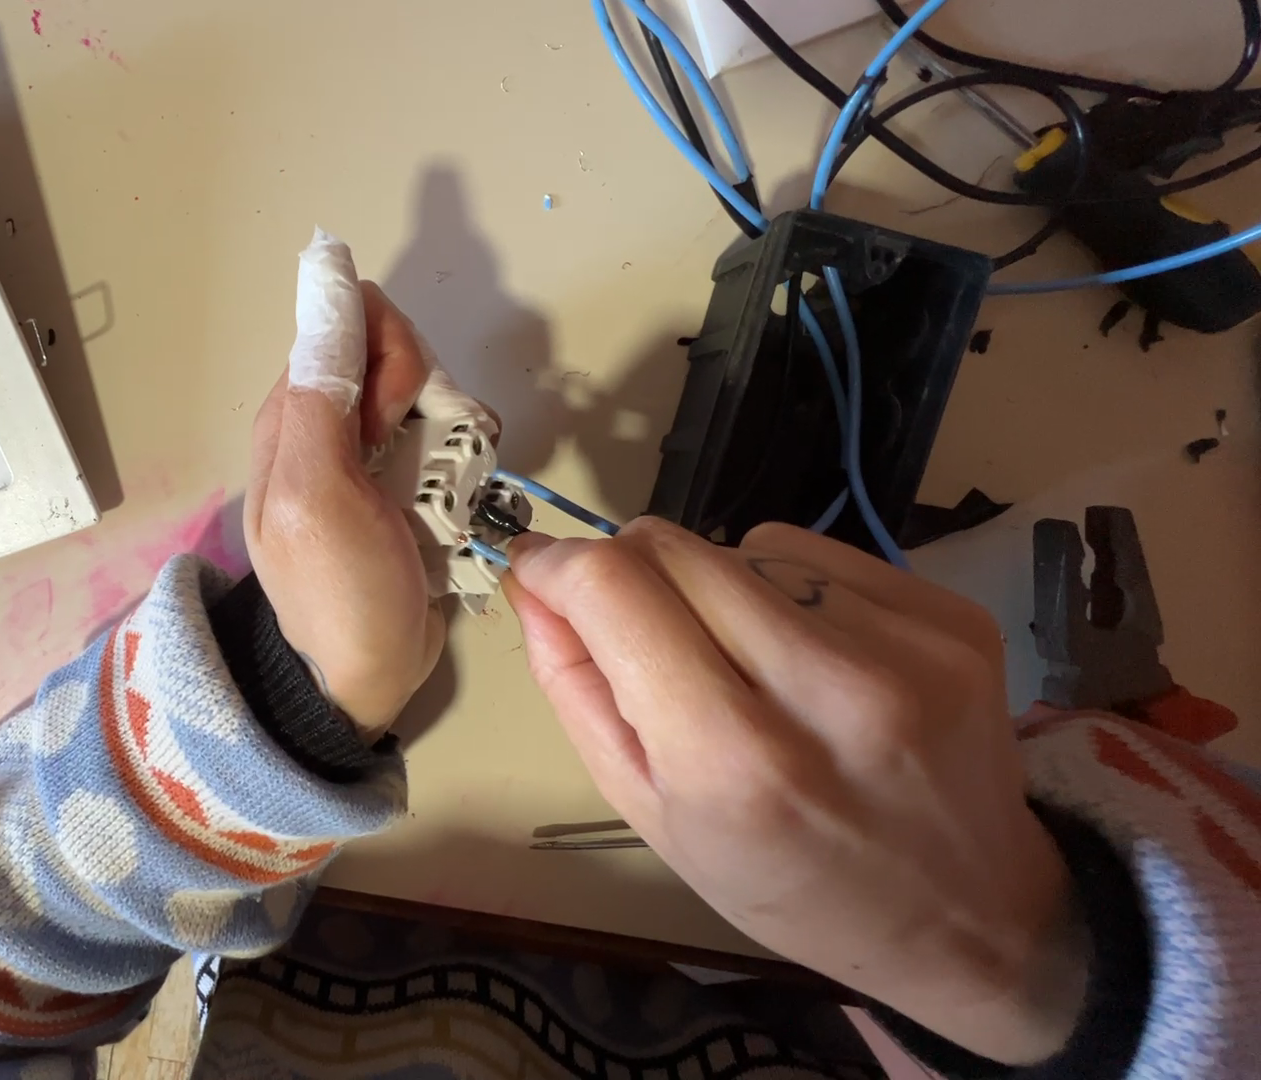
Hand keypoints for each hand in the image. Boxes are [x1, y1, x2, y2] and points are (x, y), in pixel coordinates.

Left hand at [244, 281, 441, 738]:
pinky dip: (455, 442)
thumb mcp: (313, 497)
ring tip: (443, 471)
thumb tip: (332, 309)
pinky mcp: (401, 478)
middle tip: (419, 445)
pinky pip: (434, 430)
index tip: (395, 406)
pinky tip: (457, 478)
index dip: (378, 349)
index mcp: (290, 423)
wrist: (367, 670)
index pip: (336, 333)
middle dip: (414, 383)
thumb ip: (318, 404)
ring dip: (443, 414)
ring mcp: (366, 454)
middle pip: (380, 354)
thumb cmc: (339, 589)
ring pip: (414, 389)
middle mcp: (324, 428)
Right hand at [505, 519, 1089, 1064]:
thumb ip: (571, 682)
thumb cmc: (774, 874)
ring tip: (727, 653)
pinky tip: (791, 646)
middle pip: (666, 546)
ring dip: (696, 580)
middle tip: (622, 619)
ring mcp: (902, 644)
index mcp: (731, 757)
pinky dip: (765, 580)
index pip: (613, 589)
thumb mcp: (639, 804)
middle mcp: (826, 687)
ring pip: (730, 543)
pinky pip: (801, 549)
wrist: (970, 916)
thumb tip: (532, 583)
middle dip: (616, 565)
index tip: (534, 568)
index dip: (556, 564)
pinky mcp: (946, 613)